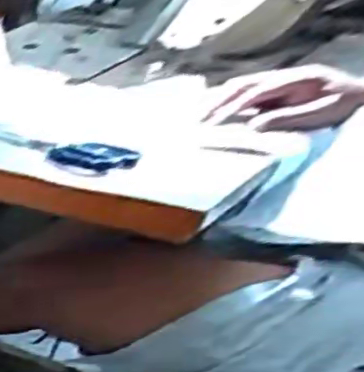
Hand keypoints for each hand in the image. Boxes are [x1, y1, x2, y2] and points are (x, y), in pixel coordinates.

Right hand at [205, 65, 363, 130]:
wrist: (356, 97)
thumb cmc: (338, 107)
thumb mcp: (316, 114)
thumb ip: (285, 117)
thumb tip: (251, 126)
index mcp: (300, 78)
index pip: (257, 91)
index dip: (230, 107)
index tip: (209, 125)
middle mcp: (288, 74)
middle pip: (245, 83)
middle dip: (217, 101)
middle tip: (195, 122)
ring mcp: (280, 79)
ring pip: (241, 84)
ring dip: (216, 99)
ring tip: (195, 117)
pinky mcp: (273, 87)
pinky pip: (243, 90)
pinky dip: (223, 98)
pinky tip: (207, 109)